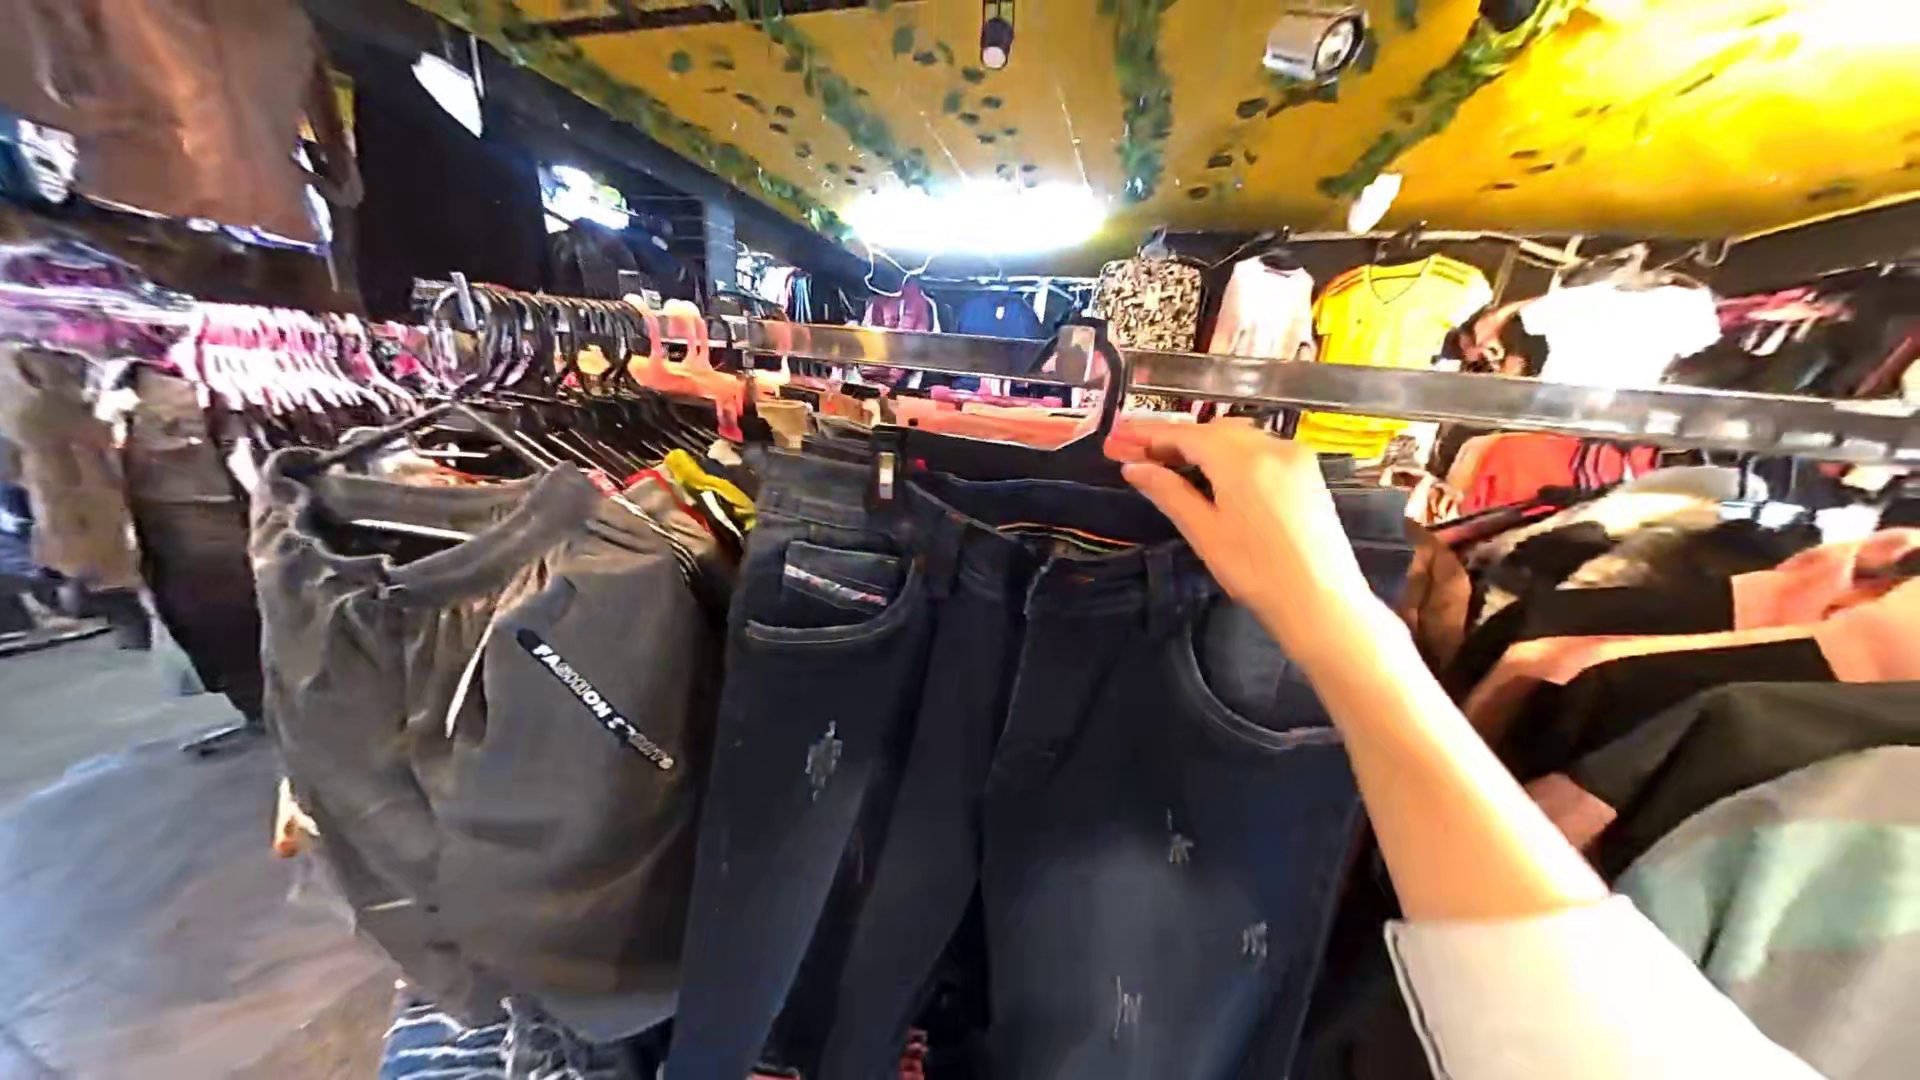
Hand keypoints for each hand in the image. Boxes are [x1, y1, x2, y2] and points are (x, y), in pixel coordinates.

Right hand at [1119, 423, 1382, 658]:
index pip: (1186, 434)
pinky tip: (1211, 472)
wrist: (1323, 602)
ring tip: (1168, 462)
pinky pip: (1258, 448)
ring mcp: (1295, 457)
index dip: (1148, 433)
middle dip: (1172, 438)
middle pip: (1211, 430)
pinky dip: (1228, 452)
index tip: (1119, 436)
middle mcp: (1272, 447)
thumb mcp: (1204, 533)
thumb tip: (1133, 468)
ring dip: (1200, 443)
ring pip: (1236, 436)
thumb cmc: (1256, 572)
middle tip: (1136, 453)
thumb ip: (1168, 492)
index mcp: (1243, 461)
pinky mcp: (1307, 472)